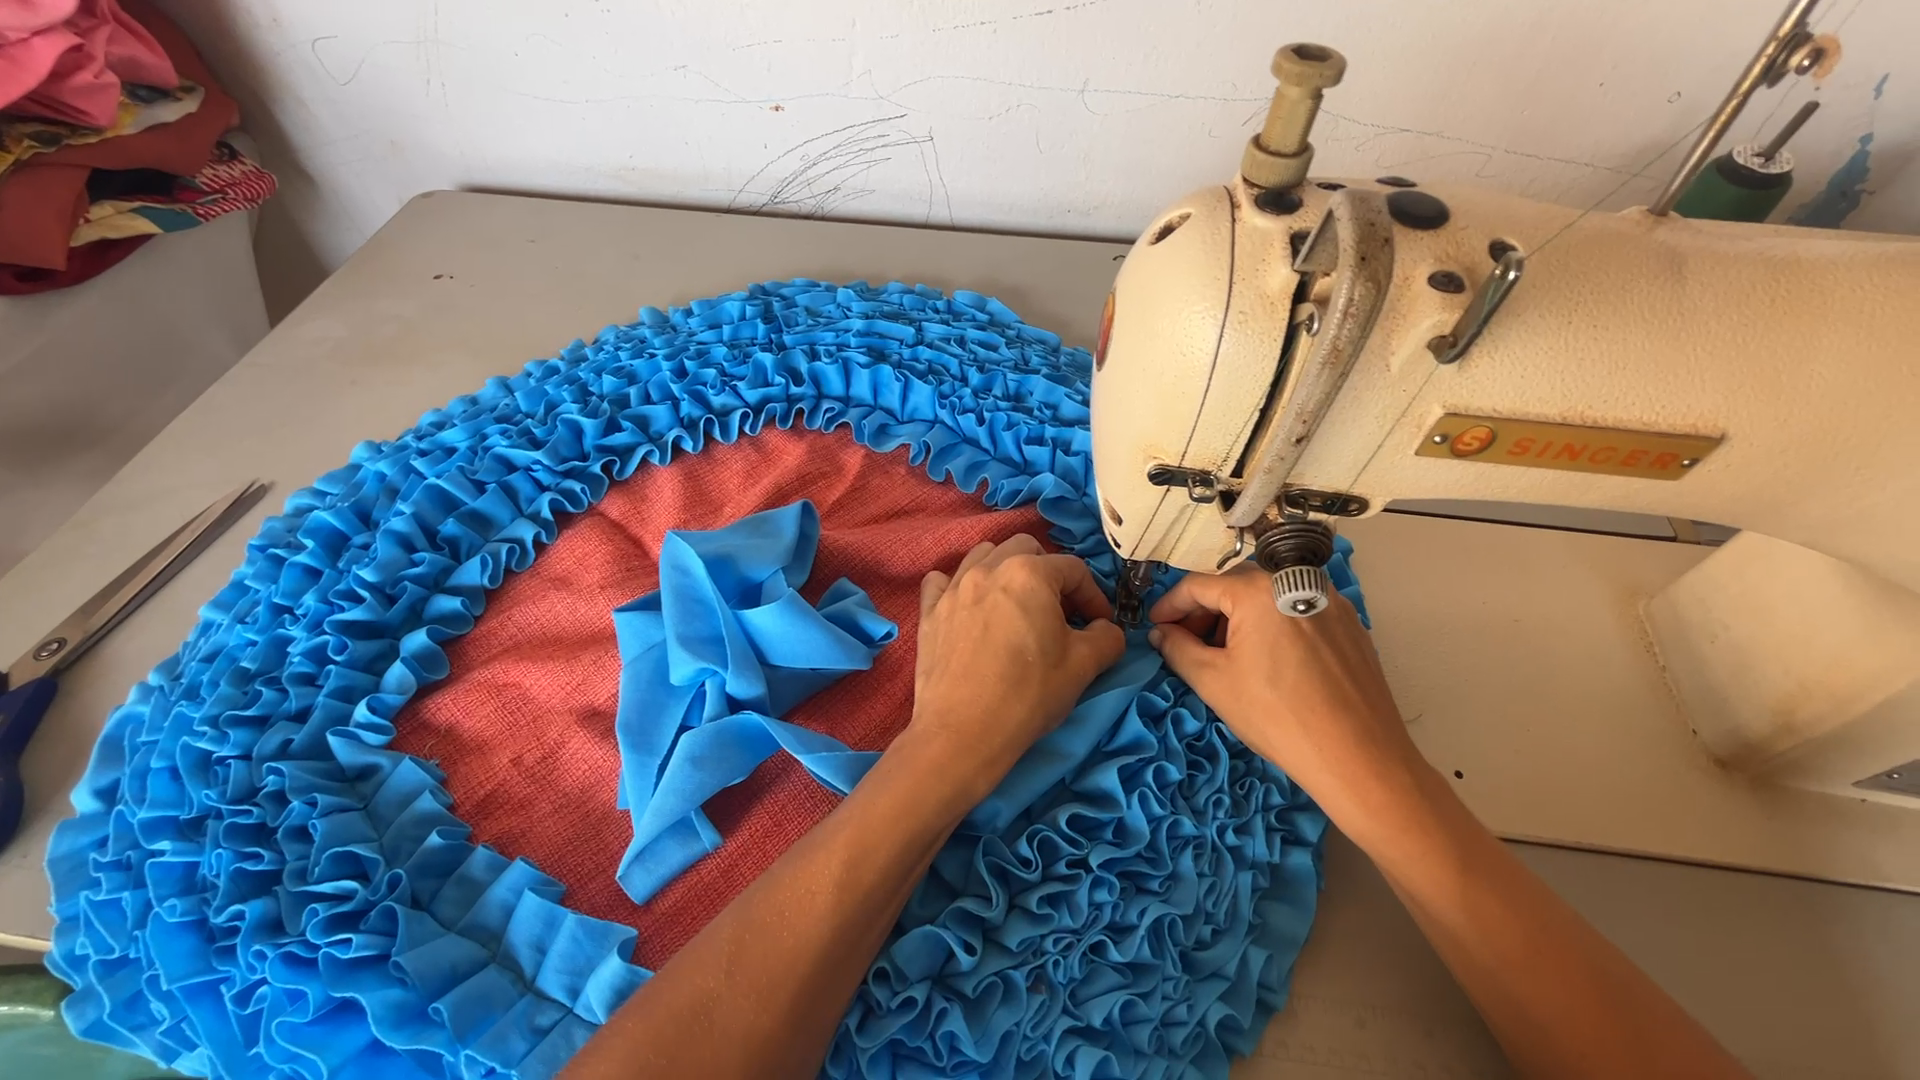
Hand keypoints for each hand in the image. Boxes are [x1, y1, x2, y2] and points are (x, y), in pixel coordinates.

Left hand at [907, 535, 1125, 794]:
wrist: (964, 732)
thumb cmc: (1029, 694)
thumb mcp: (1084, 666)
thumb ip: (1107, 637)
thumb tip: (1106, 630)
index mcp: (1029, 573)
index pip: (1073, 569)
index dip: (1093, 596)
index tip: (1099, 625)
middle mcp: (988, 569)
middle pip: (1026, 549)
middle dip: (1049, 573)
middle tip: (1058, 611)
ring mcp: (953, 588)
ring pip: (983, 556)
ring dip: (1006, 571)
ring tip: (1016, 605)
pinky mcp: (929, 612)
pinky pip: (942, 581)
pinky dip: (959, 585)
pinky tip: (970, 607)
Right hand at [1147, 564, 1421, 818]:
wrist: (1357, 756)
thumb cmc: (1276, 715)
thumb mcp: (1213, 682)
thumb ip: (1177, 648)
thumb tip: (1161, 633)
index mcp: (1257, 589)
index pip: (1198, 585)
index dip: (1169, 605)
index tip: (1156, 628)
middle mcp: (1296, 581)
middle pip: (1235, 584)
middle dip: (1206, 611)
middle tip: (1188, 643)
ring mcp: (1330, 600)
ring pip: (1269, 596)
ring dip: (1240, 617)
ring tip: (1228, 655)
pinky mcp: (1351, 623)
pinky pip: (1299, 610)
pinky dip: (1274, 625)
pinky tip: (1270, 661)